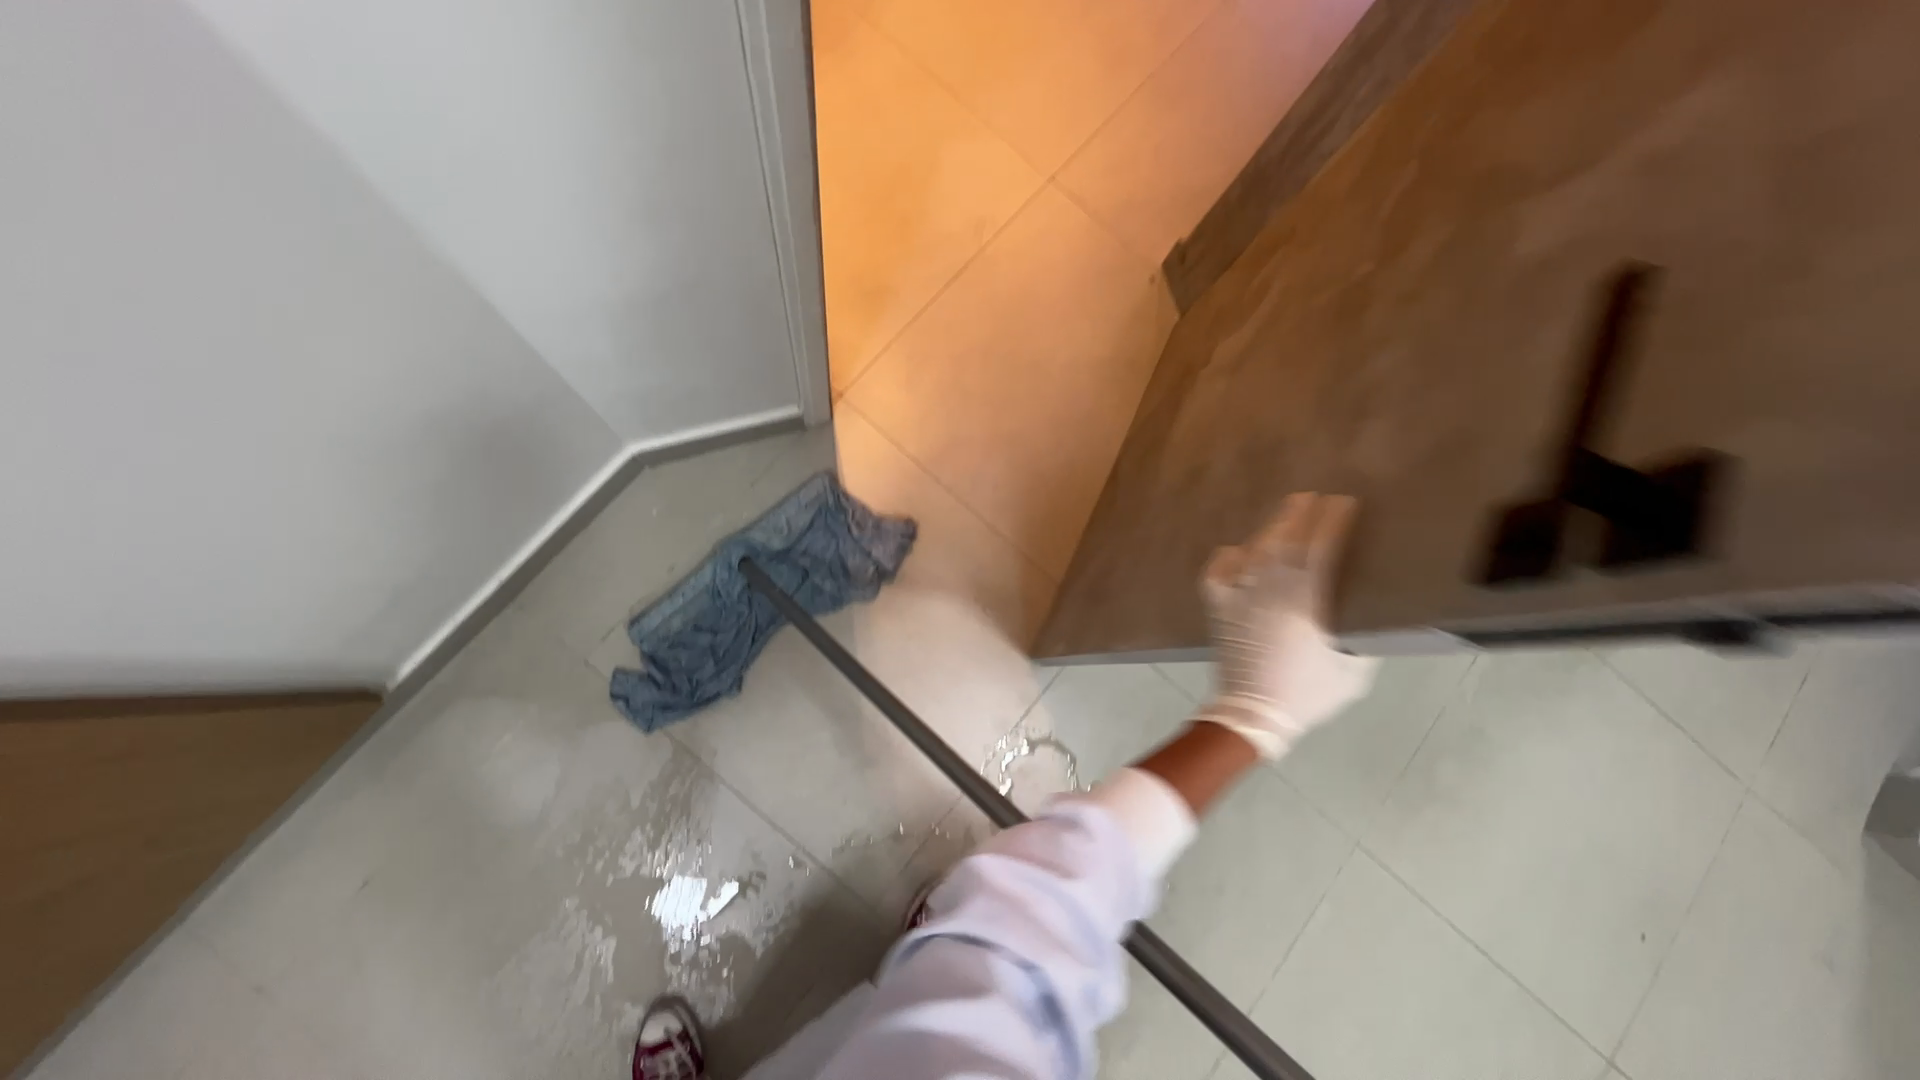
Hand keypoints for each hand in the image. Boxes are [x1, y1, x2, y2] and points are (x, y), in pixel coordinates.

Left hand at [1196, 492, 1377, 759]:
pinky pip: (1217, 575)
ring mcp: (1240, 598)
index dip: (1332, 523)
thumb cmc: (1305, 694)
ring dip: (1270, 531)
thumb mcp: (1350, 672)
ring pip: (1254, 553)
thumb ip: (1359, 641)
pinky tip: (1235, 552)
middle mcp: (1270, 591)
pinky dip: (1226, 560)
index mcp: (1306, 602)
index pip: (1321, 550)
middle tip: (1310, 497)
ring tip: (1283, 516)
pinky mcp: (1218, 610)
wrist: (1252, 714)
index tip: (1343, 503)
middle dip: (1299, 516)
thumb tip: (1367, 622)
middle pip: (1286, 543)